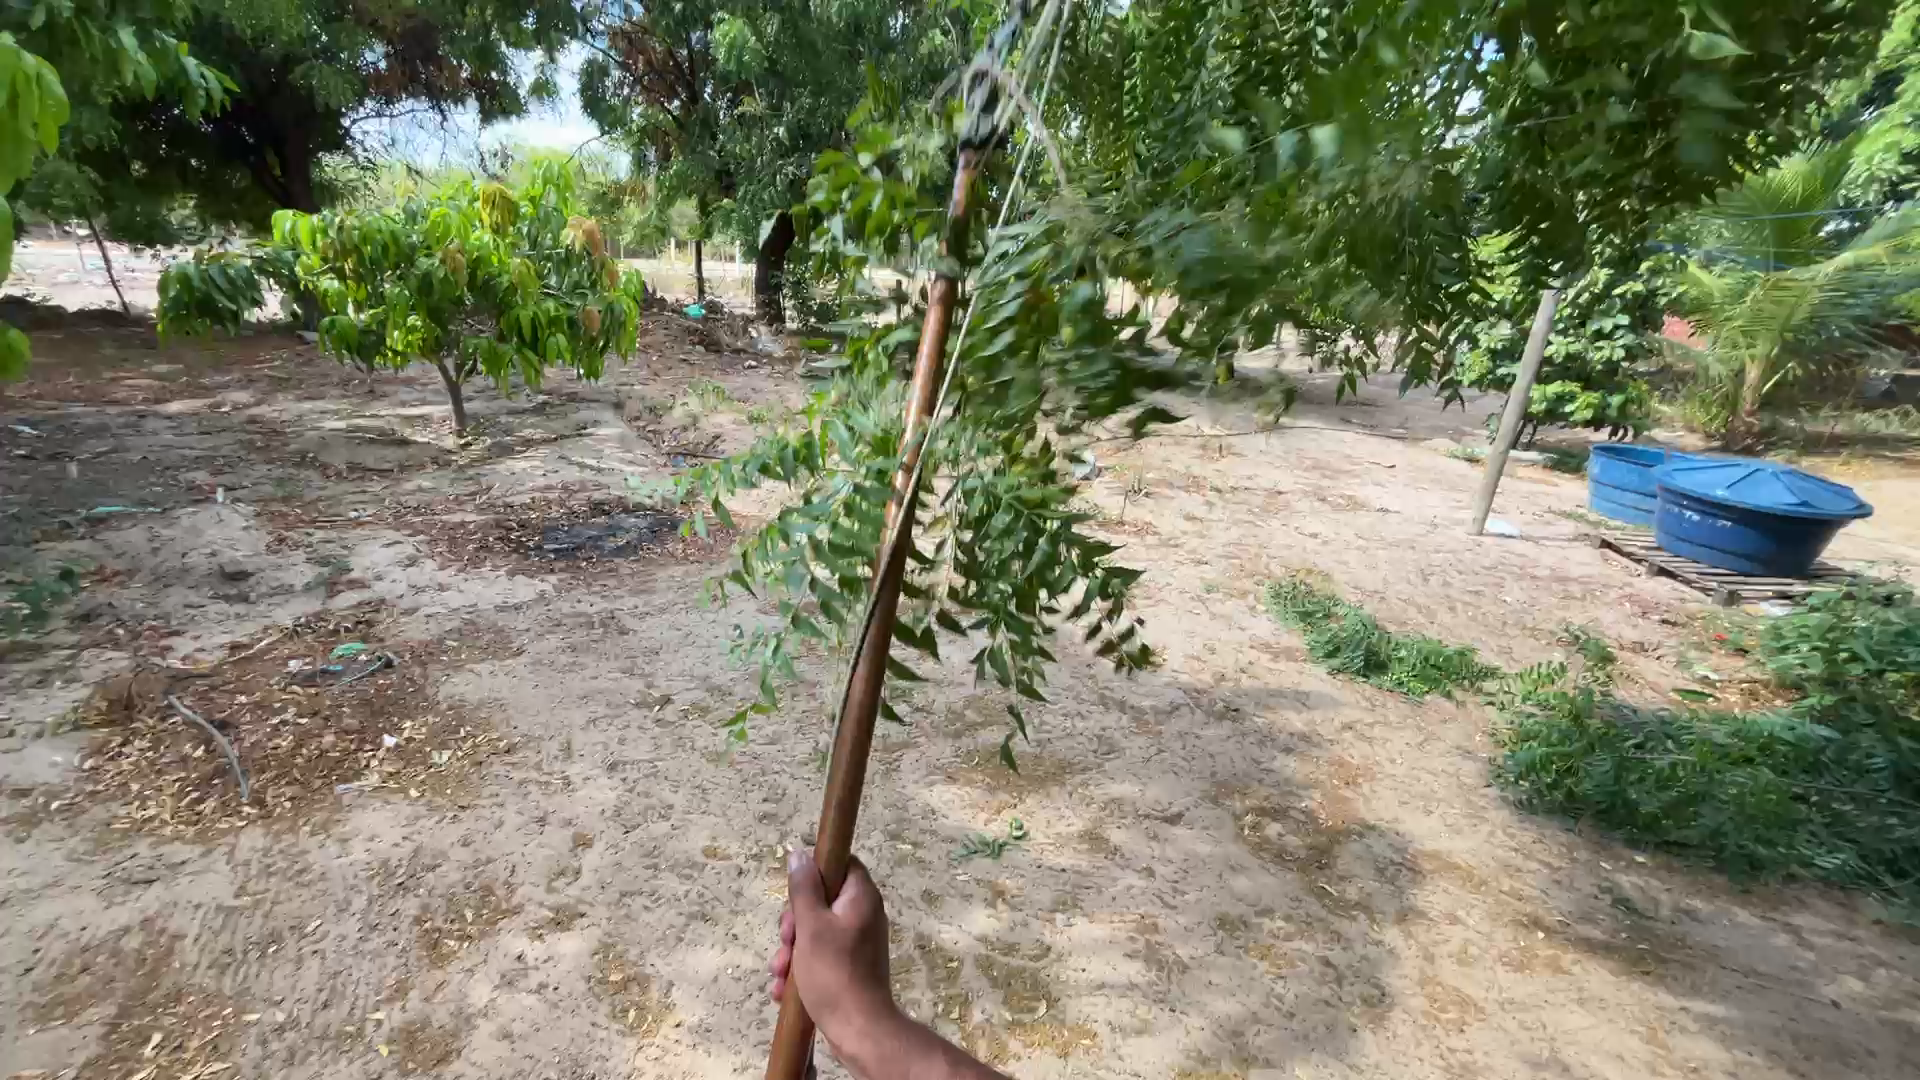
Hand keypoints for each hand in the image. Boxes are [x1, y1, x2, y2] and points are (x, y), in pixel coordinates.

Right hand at [770, 847, 899, 1059]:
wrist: (858, 1030)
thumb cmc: (834, 971)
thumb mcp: (811, 926)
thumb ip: (803, 889)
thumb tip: (799, 854)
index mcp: (861, 895)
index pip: (840, 863)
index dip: (814, 873)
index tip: (795, 894)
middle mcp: (863, 913)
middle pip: (822, 899)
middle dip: (795, 922)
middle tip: (786, 940)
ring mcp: (857, 940)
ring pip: (816, 930)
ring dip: (793, 950)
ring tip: (780, 972)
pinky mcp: (850, 965)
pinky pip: (822, 954)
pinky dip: (802, 967)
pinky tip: (784, 989)